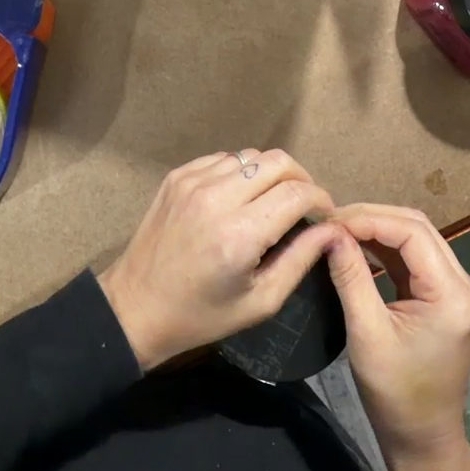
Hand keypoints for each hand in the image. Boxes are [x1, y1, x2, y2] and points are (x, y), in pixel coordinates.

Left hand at [98, 149, 341, 371]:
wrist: (135, 306)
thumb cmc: (201, 315)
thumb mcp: (261, 301)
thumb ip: (300, 260)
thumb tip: (334, 229)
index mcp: (239, 234)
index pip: (297, 192)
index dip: (321, 200)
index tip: (326, 215)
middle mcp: (216, 197)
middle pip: (277, 161)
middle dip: (301, 179)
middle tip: (304, 206)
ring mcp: (192, 181)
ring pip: (250, 156)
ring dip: (270, 174)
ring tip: (272, 202)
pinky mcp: (177, 176)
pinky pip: (223, 159)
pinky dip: (240, 173)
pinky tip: (240, 198)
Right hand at [326, 204, 469, 470]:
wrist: (423, 439)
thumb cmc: (396, 393)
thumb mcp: (367, 333)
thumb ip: (350, 277)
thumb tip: (328, 232)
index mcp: (451, 294)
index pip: (411, 232)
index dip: (368, 218)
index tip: (329, 221)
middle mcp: (462, 285)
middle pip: (417, 227)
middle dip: (372, 217)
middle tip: (330, 221)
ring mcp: (455, 291)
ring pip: (416, 238)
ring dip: (378, 228)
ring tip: (338, 229)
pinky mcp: (442, 299)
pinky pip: (414, 258)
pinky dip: (384, 246)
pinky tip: (356, 245)